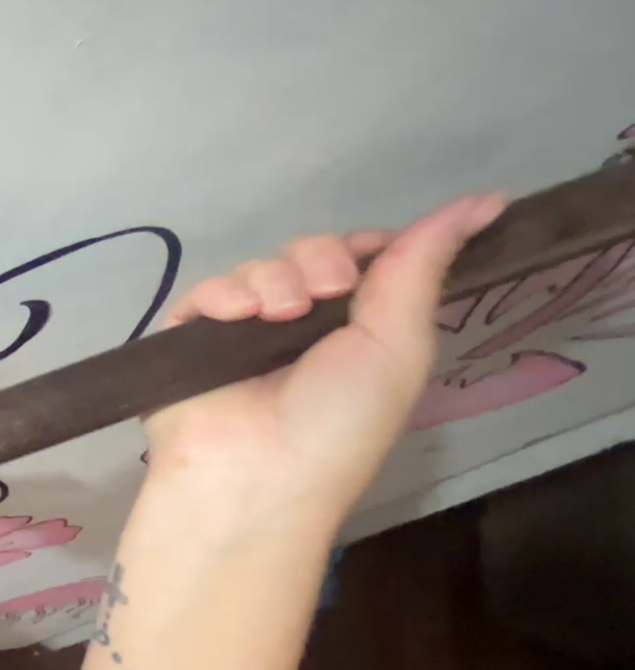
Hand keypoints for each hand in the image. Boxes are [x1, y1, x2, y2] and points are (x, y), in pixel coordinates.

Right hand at [144, 193, 507, 522]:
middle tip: (324, 295)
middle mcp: (289, 327)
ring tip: (277, 315)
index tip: (368, 259)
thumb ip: (421, 269)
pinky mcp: (183, 343)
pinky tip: (237, 315)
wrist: (255, 471)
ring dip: (271, 281)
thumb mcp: (397, 345)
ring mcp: (233, 335)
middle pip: (300, 254)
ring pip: (251, 269)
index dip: (359, 247)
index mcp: (347, 330)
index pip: (350, 260)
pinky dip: (220, 294)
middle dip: (316, 261)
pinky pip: (200, 294)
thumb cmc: (338, 419)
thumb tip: (486, 198)